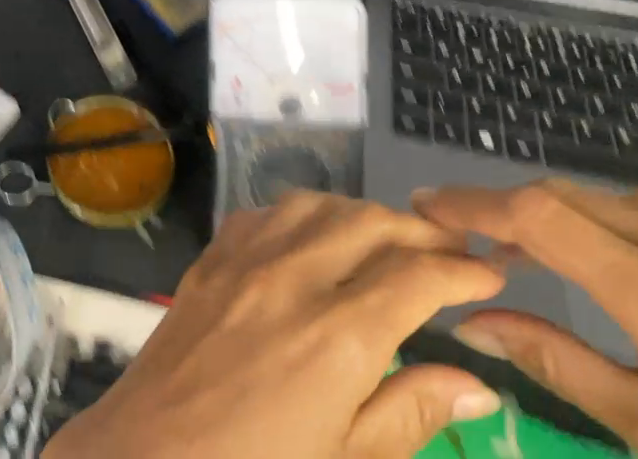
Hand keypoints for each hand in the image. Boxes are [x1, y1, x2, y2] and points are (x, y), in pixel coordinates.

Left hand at [44, 193, 505, 458]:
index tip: (491, 273)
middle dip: (421, 230)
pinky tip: (313, 238)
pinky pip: (265, 213)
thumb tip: (478, 383)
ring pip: (317, 204)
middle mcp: (292, 279)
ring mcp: (244, 260)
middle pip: (370, 222)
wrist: (147, 452)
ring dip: (362, 213)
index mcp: (338, 336)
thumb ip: (410, 412)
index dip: (463, 268)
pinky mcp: (210, 258)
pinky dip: (304, 214)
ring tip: (388, 240)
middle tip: (450, 252)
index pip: (418, 275)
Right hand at [414, 179, 637, 458]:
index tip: (425, 207)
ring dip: (563, 214)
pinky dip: (618, 221)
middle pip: (569, 194)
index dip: (472, 204)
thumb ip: (558, 365)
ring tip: (535, 254)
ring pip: (616, 196)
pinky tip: (620, 262)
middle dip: (507, 209)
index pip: (539, 216)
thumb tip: (472, 321)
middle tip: (465, 239)